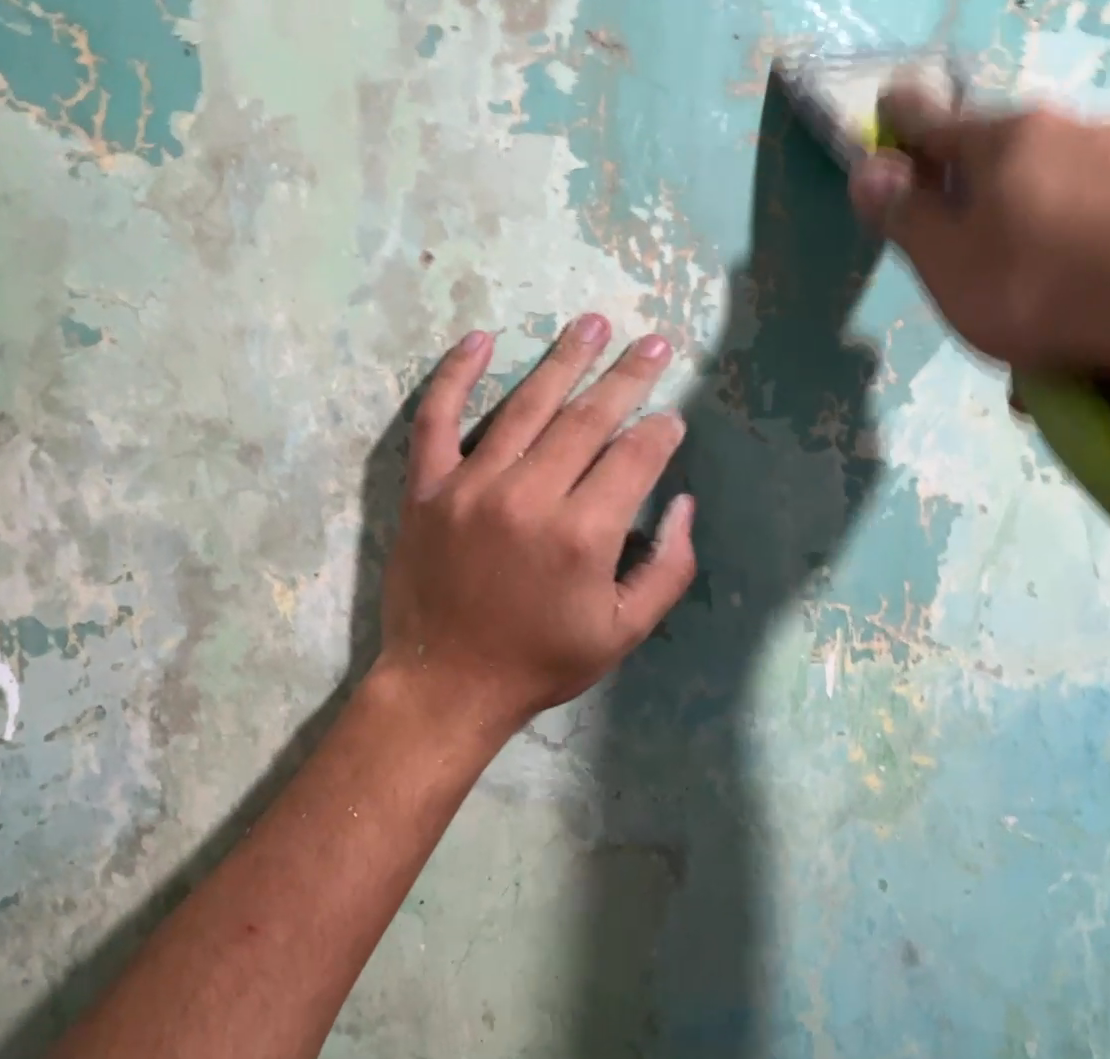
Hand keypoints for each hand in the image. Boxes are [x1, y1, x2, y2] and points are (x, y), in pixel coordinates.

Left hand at [374, 316, 696, 730]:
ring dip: (563, 360)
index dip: (659, 432)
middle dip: (626, 377)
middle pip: (587, 419)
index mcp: (583, 535)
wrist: (446, 683)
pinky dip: (455, 375)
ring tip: (591, 323)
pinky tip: (480, 339)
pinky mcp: (427, 488)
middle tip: (652, 343)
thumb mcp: (624, 633)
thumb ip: (668, 569)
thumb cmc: (540, 662)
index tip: (671, 416)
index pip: (633, 458)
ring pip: (524, 406)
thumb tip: (682, 504)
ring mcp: (471, 486)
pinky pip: (436, 418)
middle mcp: (529, 497)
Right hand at [848, 86, 1109, 393]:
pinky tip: (1094, 315)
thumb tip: (867, 169)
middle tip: (966, 262)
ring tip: (1037, 318)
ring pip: (1064, 201)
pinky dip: (1092, 262)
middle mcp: (1076, 133)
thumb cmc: (1046, 289)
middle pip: (1006, 165)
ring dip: (1039, 244)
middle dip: (979, 204)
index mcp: (1007, 142)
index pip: (936, 124)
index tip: (889, 109)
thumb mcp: (948, 265)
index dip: (904, 123)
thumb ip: (905, 218)